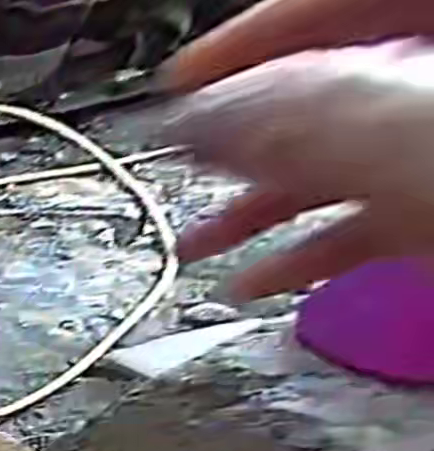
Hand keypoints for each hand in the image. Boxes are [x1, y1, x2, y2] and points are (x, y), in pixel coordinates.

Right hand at [163, 0, 433, 298]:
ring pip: (378, 141)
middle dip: (259, 135)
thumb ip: (309, 115)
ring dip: (275, 202)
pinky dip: (328, 240)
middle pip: (370, 68)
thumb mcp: (422, 147)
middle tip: (189, 173)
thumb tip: (201, 110)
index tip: (182, 83)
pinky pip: (408, 195)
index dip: (266, 29)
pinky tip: (265, 280)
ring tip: (202, 248)